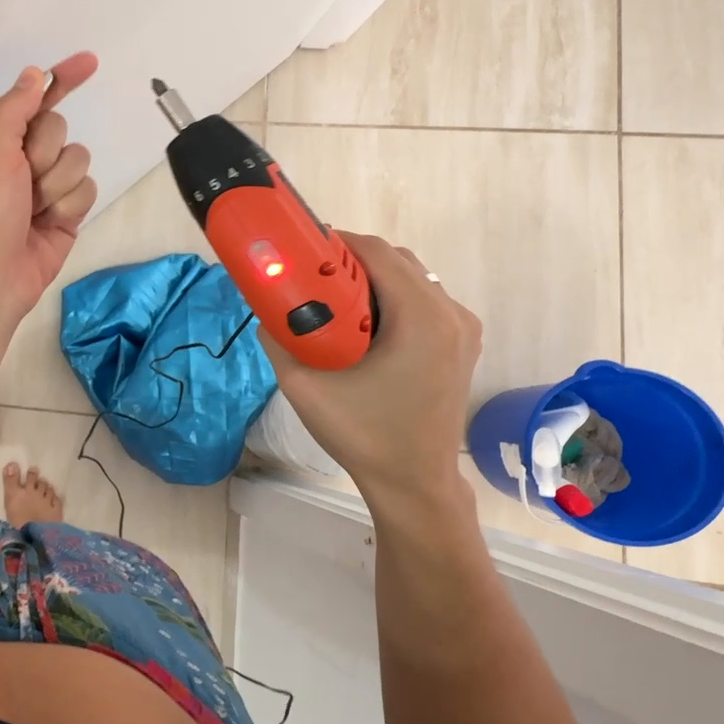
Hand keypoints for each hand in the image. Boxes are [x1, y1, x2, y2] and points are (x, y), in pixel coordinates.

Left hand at [0, 52, 99, 321]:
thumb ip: (13, 114)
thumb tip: (34, 74)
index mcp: (0, 147)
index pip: (35, 104)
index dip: (61, 81)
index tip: (89, 62)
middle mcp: (24, 163)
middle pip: (60, 130)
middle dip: (44, 156)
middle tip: (22, 183)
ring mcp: (48, 188)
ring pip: (78, 160)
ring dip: (57, 186)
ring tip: (33, 211)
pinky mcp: (68, 213)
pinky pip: (87, 190)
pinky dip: (70, 207)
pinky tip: (49, 225)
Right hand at [257, 233, 481, 512]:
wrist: (413, 480)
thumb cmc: (362, 433)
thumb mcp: (303, 385)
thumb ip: (278, 339)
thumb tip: (262, 306)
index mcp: (420, 318)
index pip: (377, 254)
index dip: (335, 243)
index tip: (298, 251)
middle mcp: (450, 314)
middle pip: (396, 261)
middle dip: (349, 260)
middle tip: (306, 277)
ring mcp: (460, 329)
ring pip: (411, 279)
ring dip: (369, 280)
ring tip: (328, 301)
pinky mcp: (459, 344)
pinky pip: (421, 301)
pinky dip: (388, 299)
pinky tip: (357, 324)